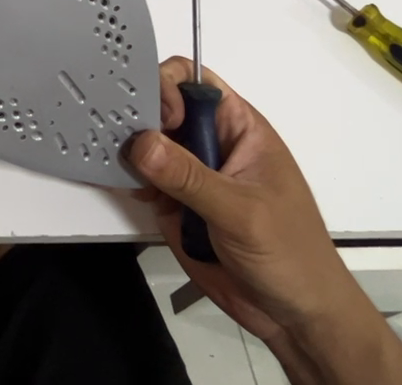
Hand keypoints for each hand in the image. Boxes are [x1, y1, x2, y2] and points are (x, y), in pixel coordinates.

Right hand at [128, 59, 373, 351]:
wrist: (297, 318)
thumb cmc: (291, 256)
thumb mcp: (242, 212)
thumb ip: (190, 177)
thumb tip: (142, 143)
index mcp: (238, 127)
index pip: (194, 82)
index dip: (170, 88)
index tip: (159, 119)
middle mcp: (210, 142)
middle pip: (162, 106)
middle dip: (137, 112)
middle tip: (113, 128)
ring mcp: (189, 172)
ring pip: (146, 141)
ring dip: (126, 145)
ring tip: (104, 151)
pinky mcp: (172, 201)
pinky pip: (141, 176)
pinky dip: (123, 174)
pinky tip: (110, 175)